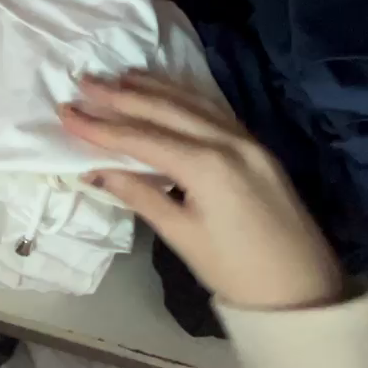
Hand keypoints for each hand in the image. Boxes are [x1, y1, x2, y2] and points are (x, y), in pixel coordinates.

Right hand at [60, 73, 342, 310]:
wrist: (302, 290)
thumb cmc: (234, 269)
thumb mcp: (180, 235)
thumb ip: (138, 194)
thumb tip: (95, 170)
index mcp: (207, 166)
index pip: (141, 138)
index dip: (99, 126)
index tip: (65, 112)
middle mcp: (228, 142)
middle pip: (165, 110)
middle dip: (120, 96)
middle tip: (84, 82)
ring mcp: (247, 141)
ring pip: (192, 102)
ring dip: (152, 88)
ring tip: (118, 77)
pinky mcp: (256, 147)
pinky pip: (213, 110)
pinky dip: (183, 95)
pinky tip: (164, 90)